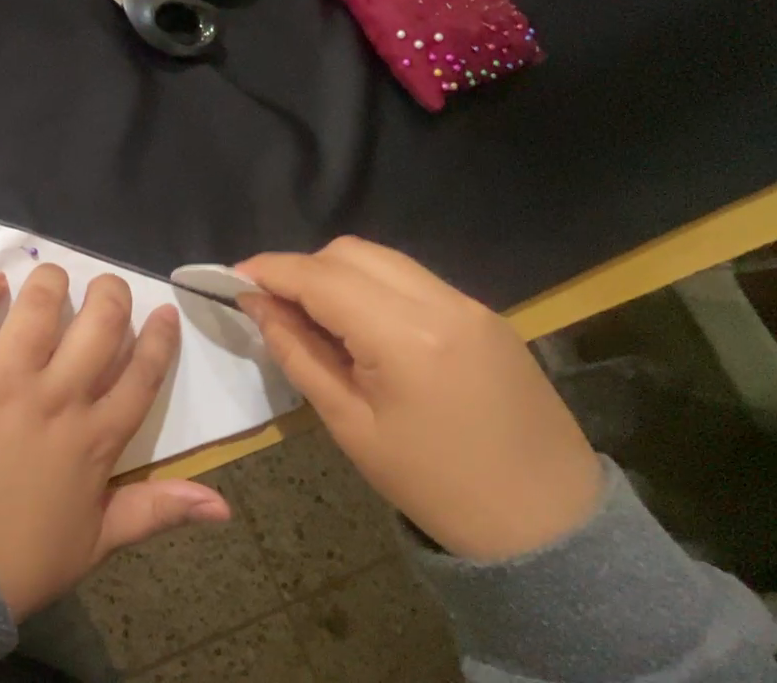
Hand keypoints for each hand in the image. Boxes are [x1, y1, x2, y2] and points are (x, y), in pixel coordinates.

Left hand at [0, 267, 230, 618]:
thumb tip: (223, 504)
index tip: (163, 310)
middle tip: (107, 285)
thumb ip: (155, 511)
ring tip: (53, 276)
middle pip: (96, 327)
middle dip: (109, 296)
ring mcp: (2, 380)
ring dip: (50, 284)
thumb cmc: (18, 558)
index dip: (157, 339)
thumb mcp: (95, 543)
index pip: (140, 375)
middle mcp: (56, 397)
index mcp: (95, 438)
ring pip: (36, 310)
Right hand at [237, 237, 602, 561]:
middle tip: (269, 304)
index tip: (228, 279)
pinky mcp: (486, 316)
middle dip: (299, 268)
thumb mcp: (348, 424)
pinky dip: (370, 286)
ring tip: (309, 313)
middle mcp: (441, 303)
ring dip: (334, 273)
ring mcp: (470, 305)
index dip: (267, 270)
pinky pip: (411, 279)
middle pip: (349, 252)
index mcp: (405, 336)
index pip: (318, 277)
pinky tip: (357, 324)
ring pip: (381, 259)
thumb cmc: (434, 483)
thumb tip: (255, 304)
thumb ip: (297, 352)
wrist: (549, 524)